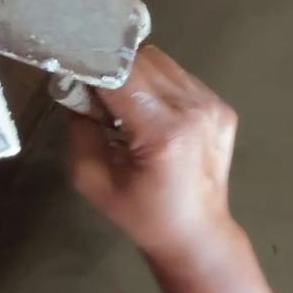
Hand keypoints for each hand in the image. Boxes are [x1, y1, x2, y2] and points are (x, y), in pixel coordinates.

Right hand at [66, 46, 240, 265]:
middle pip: (141, 59)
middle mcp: (194, 109)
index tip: (70, 71)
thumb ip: (78, 131)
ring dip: (133, 72)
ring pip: (160, 60)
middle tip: (92, 90)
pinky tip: (147, 109)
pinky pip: (178, 75)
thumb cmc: (140, 213)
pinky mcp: (221, 106)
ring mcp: (213, 105)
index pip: (121, 75)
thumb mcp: (90, 179)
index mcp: (163, 131)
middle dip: (111, 68)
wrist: (196, 233)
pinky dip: (154, 82)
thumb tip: (75, 93)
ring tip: (120, 101)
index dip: (92, 67)